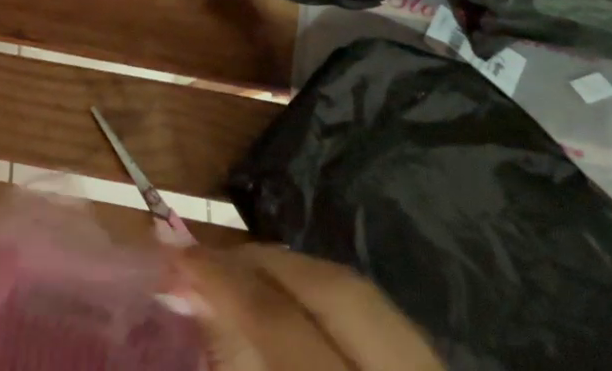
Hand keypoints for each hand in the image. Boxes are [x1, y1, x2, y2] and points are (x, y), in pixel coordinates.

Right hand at [183, 244, 443, 370]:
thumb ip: (231, 355)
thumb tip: (186, 288)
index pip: (279, 319)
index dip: (220, 277)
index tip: (175, 252)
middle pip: (336, 288)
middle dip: (265, 260)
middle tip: (209, 255)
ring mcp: (435, 367)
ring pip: (364, 294)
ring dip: (295, 274)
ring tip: (245, 275)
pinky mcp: (436, 365)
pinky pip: (382, 316)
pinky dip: (329, 300)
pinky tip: (293, 303)